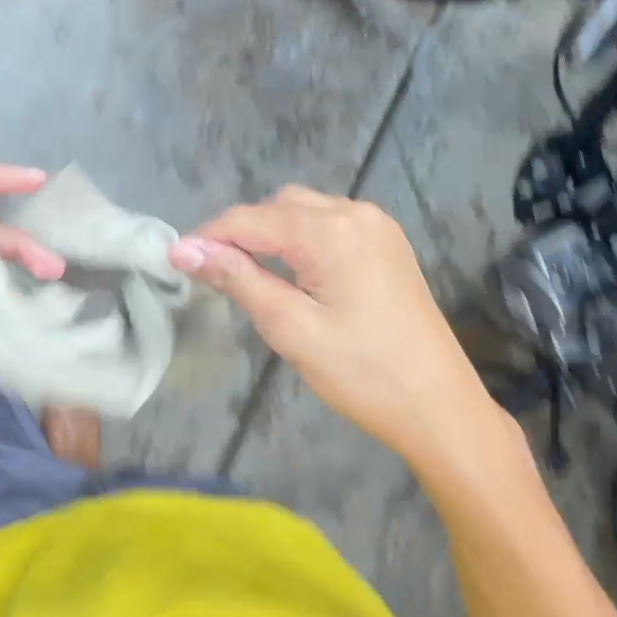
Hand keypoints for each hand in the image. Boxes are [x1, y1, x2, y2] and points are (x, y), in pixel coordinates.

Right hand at [168, 186, 503, 466]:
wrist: (441, 409)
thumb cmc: (362, 374)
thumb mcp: (290, 328)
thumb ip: (236, 279)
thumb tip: (183, 250)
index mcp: (331, 232)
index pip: (250, 219)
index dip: (208, 236)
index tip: (174, 261)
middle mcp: (356, 213)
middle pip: (277, 206)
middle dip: (240, 232)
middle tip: (213, 274)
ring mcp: (378, 227)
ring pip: (303, 211)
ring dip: (270, 233)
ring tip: (247, 273)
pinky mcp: (388, 245)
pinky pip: (329, 224)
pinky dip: (300, 239)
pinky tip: (291, 271)